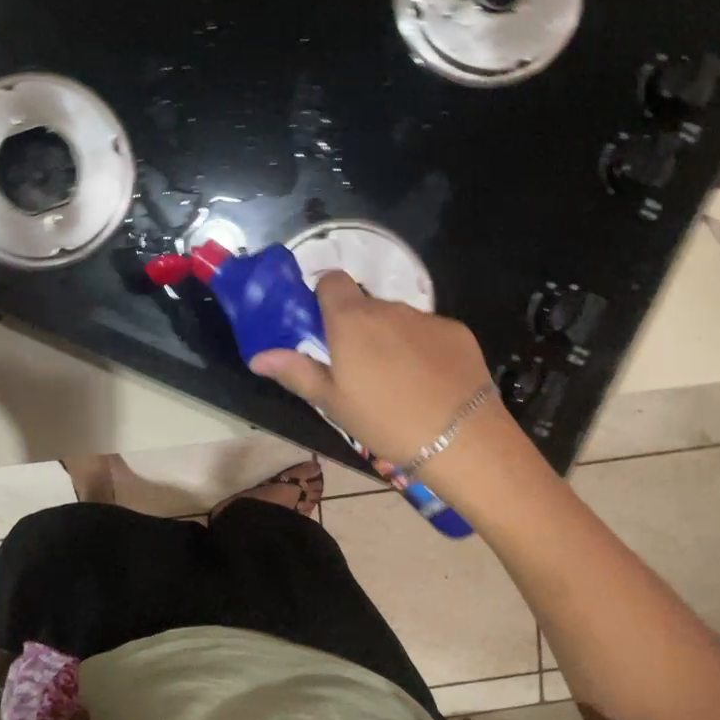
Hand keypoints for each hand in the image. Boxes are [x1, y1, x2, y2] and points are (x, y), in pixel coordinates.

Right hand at [249, 271, 507, 466]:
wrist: (461, 438)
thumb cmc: (384, 421)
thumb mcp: (332, 402)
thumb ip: (295, 372)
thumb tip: (258, 357)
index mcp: (351, 320)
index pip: (331, 281)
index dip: (323, 298)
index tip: (322, 329)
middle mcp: (388, 308)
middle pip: (364, 304)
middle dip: (356, 326)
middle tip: (355, 368)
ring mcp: (427, 317)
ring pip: (397, 319)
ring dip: (389, 338)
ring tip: (394, 381)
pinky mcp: (457, 331)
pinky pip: (427, 332)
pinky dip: (421, 348)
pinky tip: (427, 383)